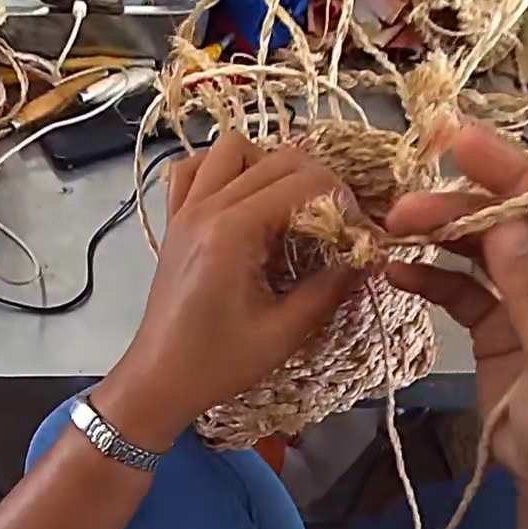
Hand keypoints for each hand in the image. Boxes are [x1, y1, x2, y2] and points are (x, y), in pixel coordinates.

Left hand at [94, 133, 361, 450]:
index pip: (304, 183)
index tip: (358, 234)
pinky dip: (220, 170)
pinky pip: (192, 170)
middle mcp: (206, 207)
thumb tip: (367, 257)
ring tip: (287, 207)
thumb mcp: (284, 333)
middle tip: (335, 225)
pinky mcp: (173, 222)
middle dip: (318, 183)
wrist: (159, 379)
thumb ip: (329, 288)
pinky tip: (240, 198)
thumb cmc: (218, 364)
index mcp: (232, 232)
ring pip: (231, 149)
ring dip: (269, 165)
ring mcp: (185, 210)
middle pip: (276, 158)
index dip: (343, 202)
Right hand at [383, 124, 527, 503]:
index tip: (462, 143)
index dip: (518, 175)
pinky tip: (400, 268)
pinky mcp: (502, 328)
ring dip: (443, 237)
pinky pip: (467, 292)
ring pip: (489, 253)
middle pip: (523, 226)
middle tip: (406, 199)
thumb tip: (507, 223)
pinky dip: (435, 278)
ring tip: (393, 226)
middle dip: (467, 208)